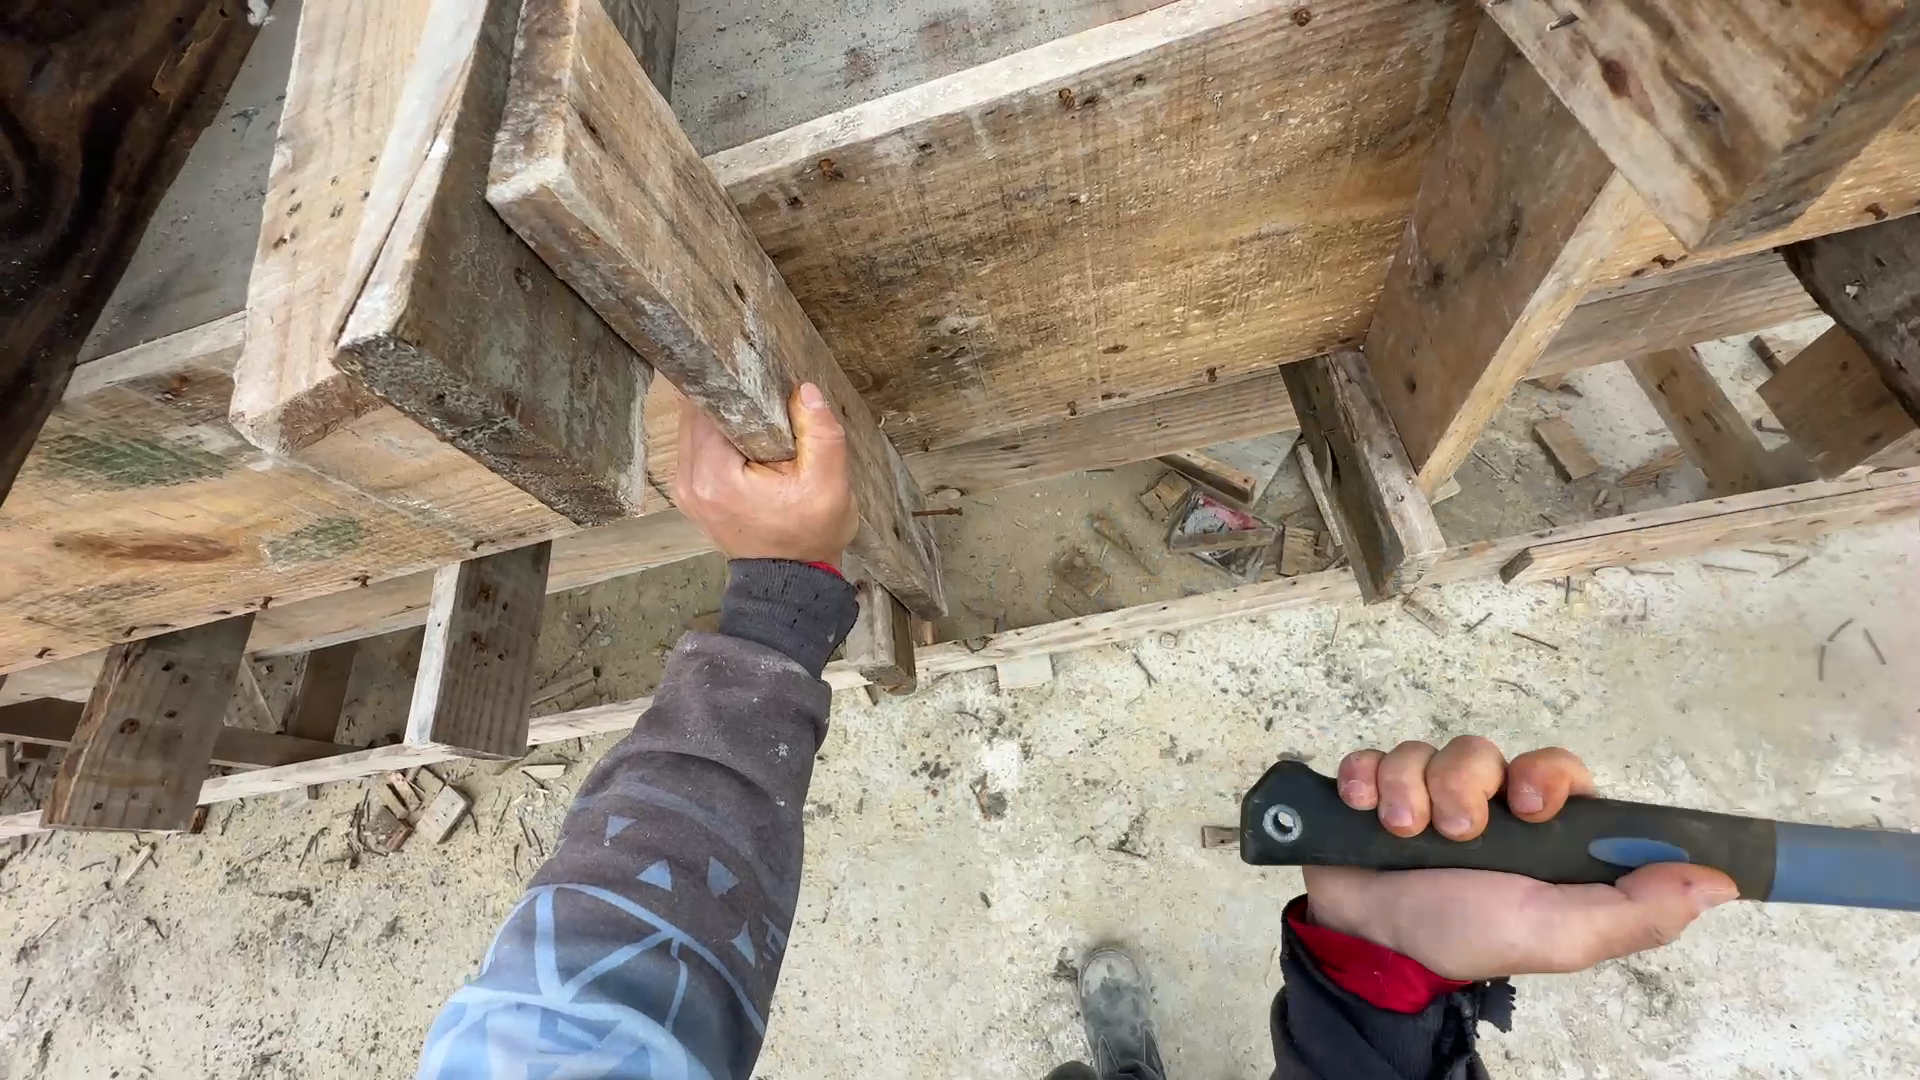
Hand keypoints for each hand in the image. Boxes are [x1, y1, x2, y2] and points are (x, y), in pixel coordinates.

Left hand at [674, 382, 858, 563]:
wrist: (793, 580)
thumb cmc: (809, 536)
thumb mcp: (829, 484)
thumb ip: (821, 434)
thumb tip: (805, 391)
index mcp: (714, 476)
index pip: (708, 406)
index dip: (736, 391)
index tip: (764, 392)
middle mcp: (689, 482)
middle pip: (698, 415)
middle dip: (733, 406)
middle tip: (770, 415)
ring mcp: (686, 490)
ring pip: (696, 430)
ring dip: (727, 423)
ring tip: (764, 433)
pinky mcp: (692, 495)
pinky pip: (699, 450)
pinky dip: (722, 442)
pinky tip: (752, 450)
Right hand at [1302, 737, 1737, 980]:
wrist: (1369, 936)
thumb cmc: (1466, 932)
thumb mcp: (1558, 934)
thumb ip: (1635, 910)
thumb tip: (1721, 881)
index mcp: (1533, 832)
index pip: (1554, 769)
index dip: (1543, 774)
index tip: (1529, 806)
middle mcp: (1479, 801)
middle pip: (1477, 751)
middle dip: (1459, 786)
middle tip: (1453, 833)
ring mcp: (1420, 789)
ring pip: (1419, 751)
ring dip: (1406, 790)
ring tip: (1397, 832)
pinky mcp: (1370, 784)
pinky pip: (1369, 755)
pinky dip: (1362, 779)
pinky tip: (1360, 807)